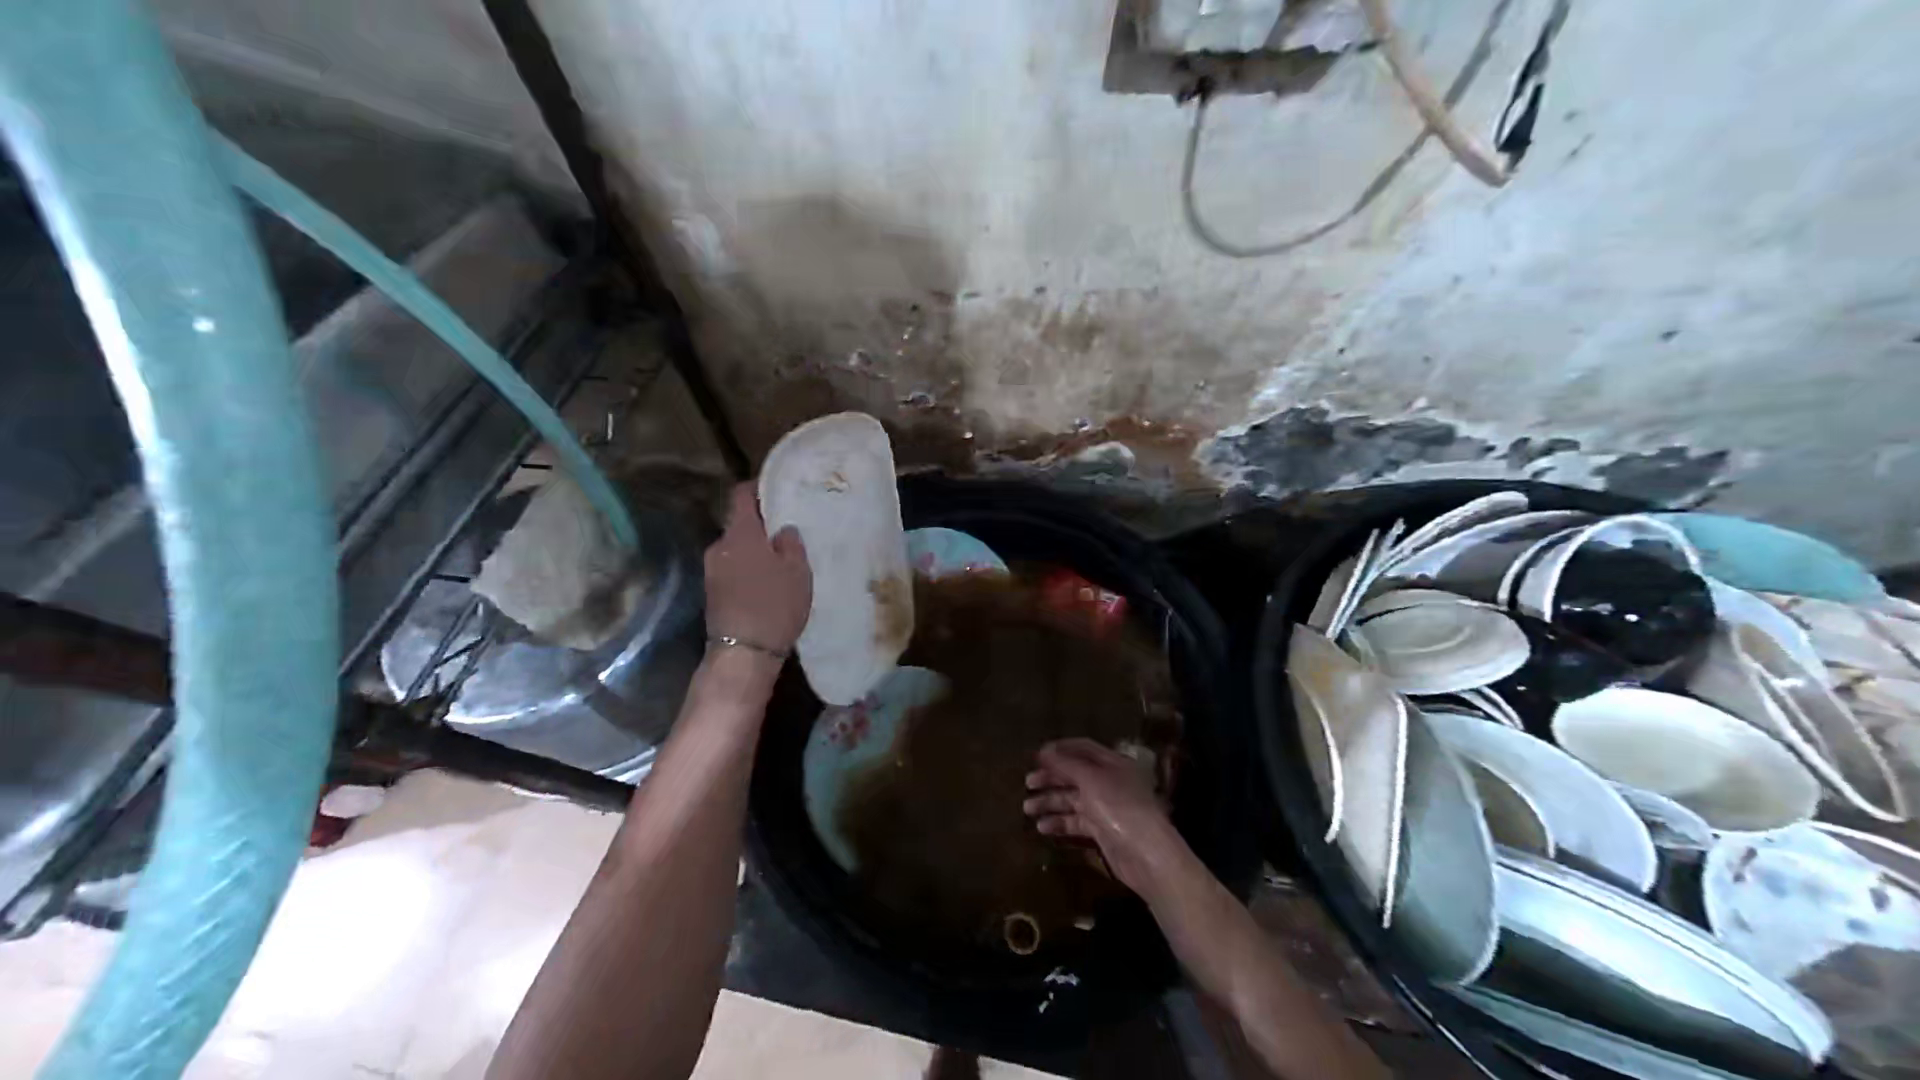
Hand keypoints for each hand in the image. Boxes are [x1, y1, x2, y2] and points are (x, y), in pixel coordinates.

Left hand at [704, 483, 810, 654]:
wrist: (743, 653)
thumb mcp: (797, 572)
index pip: (741, 496)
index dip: (756, 488)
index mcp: (740, 534)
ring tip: (779, 563)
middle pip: (739, 525)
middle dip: (760, 526)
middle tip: (785, 533)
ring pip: (735, 549)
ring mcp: (711, 571)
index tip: (774, 490)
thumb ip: (791, 544)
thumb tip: (782, 529)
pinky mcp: (711, 593)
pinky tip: (765, 584)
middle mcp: (719, 546)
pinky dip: (747, 570)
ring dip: (753, 551)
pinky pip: (731, 569)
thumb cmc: (775, 605)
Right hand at [1023, 738, 1182, 895]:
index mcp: (1112, 763)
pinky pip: (1077, 822)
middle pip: (1075, 774)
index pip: (1083, 748)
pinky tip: (1043, 827)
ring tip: (1028, 809)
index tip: (1036, 756)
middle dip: (1051, 778)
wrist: (1146, 854)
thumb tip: (1045, 751)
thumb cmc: (1119, 806)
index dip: (1059, 750)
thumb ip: (1066, 764)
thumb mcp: (1091, 779)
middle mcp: (1110, 782)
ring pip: (1073, 800)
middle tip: (1028, 783)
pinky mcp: (1103, 831)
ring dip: (1050, 802)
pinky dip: (1060, 823)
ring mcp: (1107, 807)